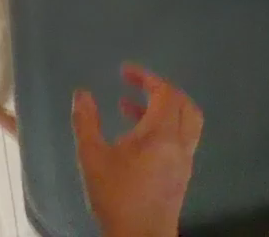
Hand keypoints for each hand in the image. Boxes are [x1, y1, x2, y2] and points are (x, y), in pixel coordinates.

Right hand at [72, 65, 202, 236]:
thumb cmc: (116, 196)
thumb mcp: (91, 155)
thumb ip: (85, 120)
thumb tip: (83, 93)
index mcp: (161, 137)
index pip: (166, 94)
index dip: (147, 77)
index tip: (123, 72)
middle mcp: (179, 147)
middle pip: (185, 106)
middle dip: (161, 89)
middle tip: (135, 83)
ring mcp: (183, 163)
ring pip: (186, 124)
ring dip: (162, 108)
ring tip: (127, 106)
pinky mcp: (180, 175)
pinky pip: (179, 138)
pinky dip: (162, 126)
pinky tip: (134, 134)